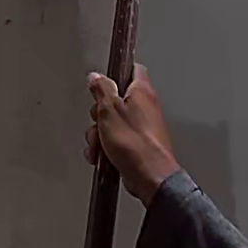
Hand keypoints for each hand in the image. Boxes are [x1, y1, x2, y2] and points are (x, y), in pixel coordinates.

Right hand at [85, 64, 180, 204]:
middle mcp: (146, 107)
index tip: (102, 81)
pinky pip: (116, 139)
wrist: (150, 178)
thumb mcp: (109, 109)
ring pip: (112, 121)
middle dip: (99, 111)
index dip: (116, 72)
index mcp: (142, 92)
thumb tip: (96, 77)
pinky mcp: (139, 144)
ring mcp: (143, 127)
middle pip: (115, 99)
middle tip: (98, 118)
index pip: (132, 69)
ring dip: (99, 133)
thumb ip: (102, 89)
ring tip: (99, 143)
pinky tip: (102, 155)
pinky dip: (106, 147)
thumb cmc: (136, 145)